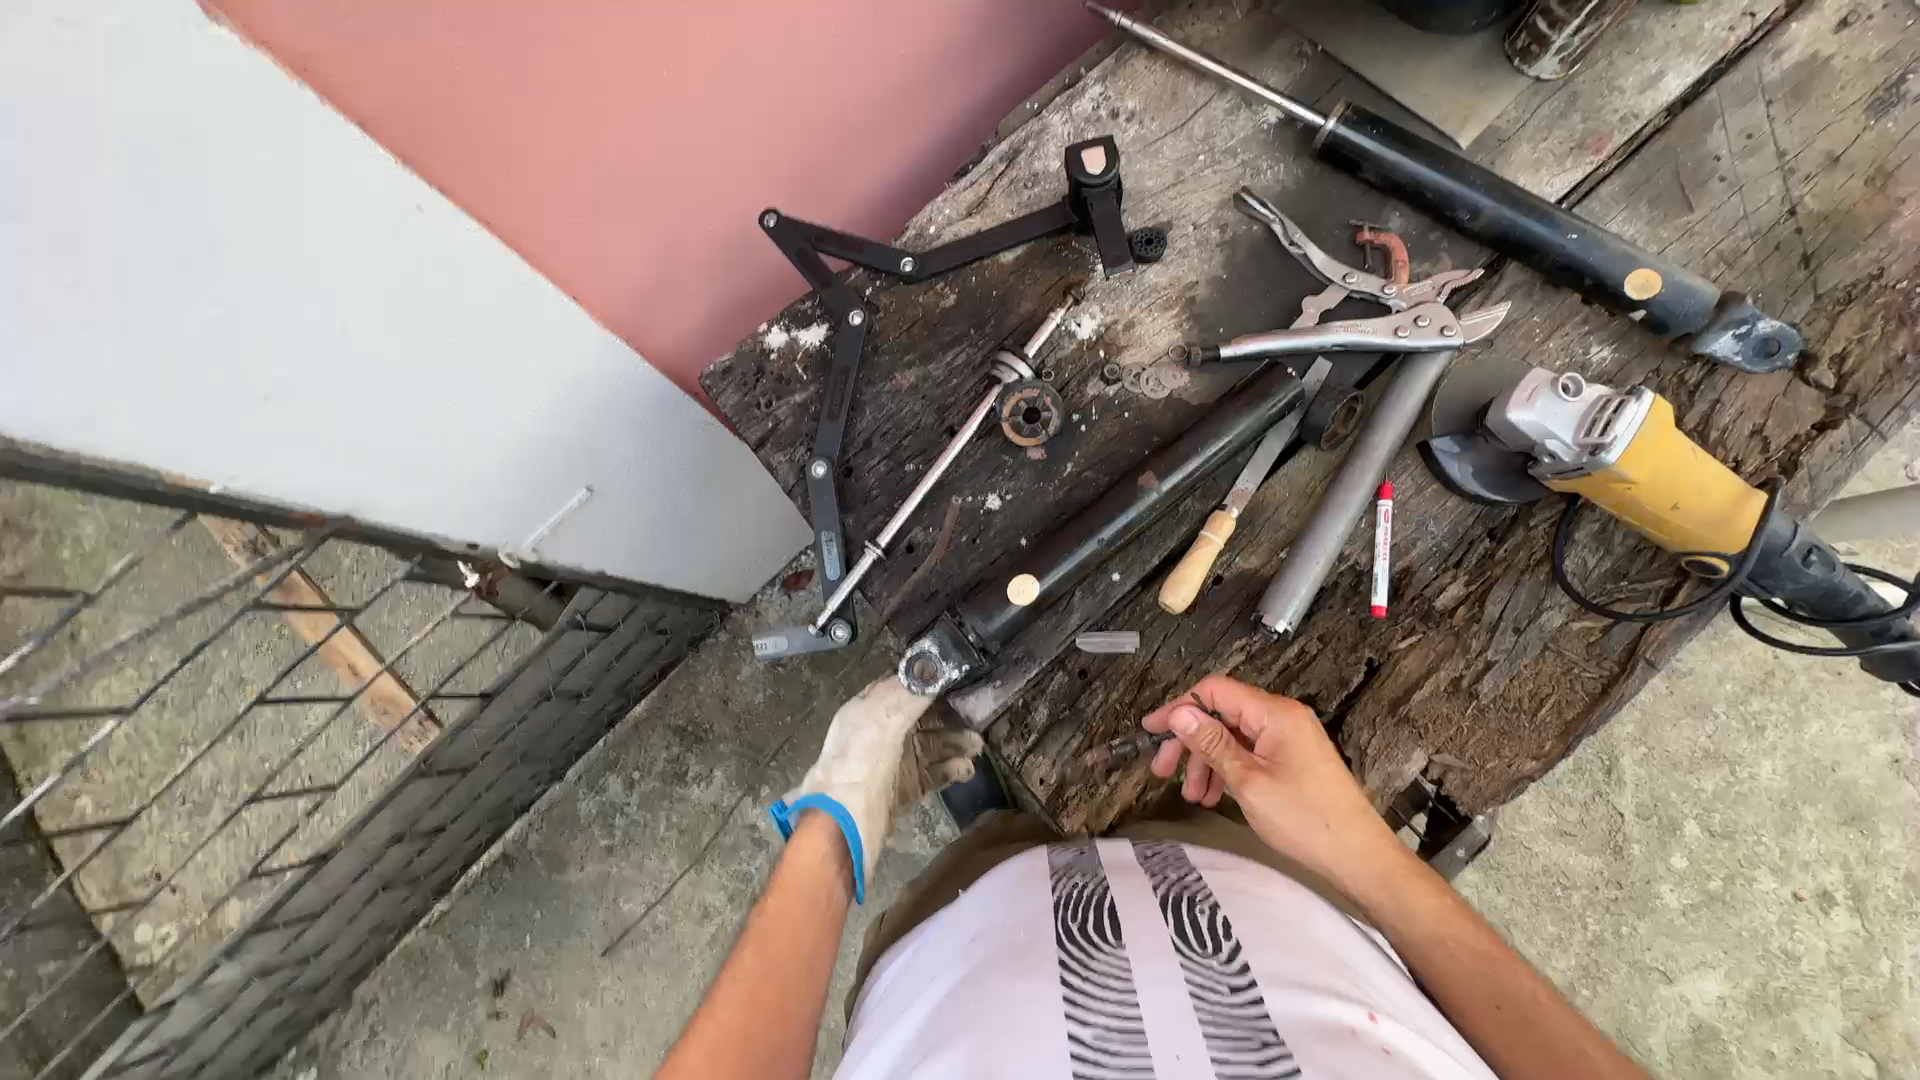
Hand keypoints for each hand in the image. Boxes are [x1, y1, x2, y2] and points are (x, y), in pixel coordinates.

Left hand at [771, 676, 982, 902]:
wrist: (846, 821)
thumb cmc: (861, 760)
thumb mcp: (883, 715)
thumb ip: (911, 691)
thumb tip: (935, 664)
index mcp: (869, 710)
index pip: (903, 687)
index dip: (929, 681)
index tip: (958, 676)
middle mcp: (882, 734)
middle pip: (922, 717)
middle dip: (949, 715)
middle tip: (976, 715)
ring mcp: (894, 763)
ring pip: (931, 745)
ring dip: (955, 742)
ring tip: (977, 746)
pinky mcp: (905, 790)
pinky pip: (933, 774)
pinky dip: (951, 769)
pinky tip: (966, 769)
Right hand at [1142, 675, 1407, 894]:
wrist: (1360, 858)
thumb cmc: (1305, 820)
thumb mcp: (1248, 782)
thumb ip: (1212, 744)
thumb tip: (1179, 713)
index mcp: (1274, 714)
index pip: (1214, 691)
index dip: (1178, 707)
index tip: (1152, 731)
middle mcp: (1281, 717)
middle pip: (1221, 715)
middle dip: (1189, 742)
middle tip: (1163, 772)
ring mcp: (1288, 739)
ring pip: (1232, 737)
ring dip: (1206, 762)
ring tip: (1191, 796)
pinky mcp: (1291, 759)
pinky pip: (1248, 753)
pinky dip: (1227, 770)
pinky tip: (1213, 797)